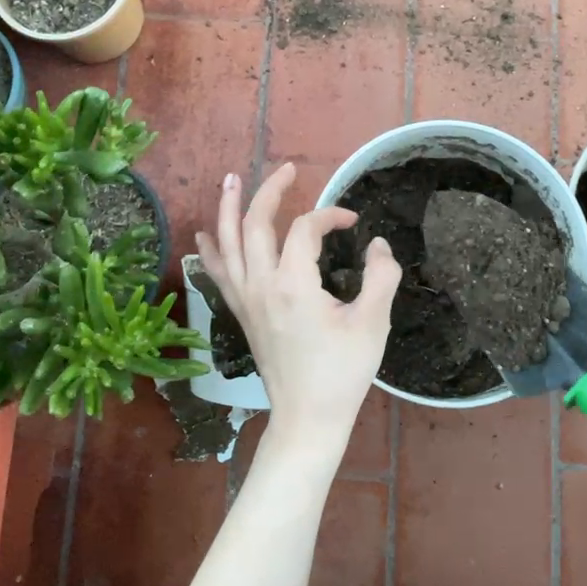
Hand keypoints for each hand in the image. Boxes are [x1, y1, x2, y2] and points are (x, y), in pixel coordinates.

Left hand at [195, 163, 400, 458]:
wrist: (308, 416)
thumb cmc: (343, 372)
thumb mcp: (373, 323)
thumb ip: (381, 277)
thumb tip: (377, 244)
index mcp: (294, 285)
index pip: (304, 229)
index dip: (329, 215)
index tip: (352, 222)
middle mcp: (261, 286)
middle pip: (256, 224)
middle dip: (270, 191)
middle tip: (288, 169)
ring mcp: (245, 300)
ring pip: (228, 243)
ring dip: (229, 209)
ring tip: (230, 179)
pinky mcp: (240, 314)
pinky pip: (219, 273)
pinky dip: (211, 250)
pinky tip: (205, 233)